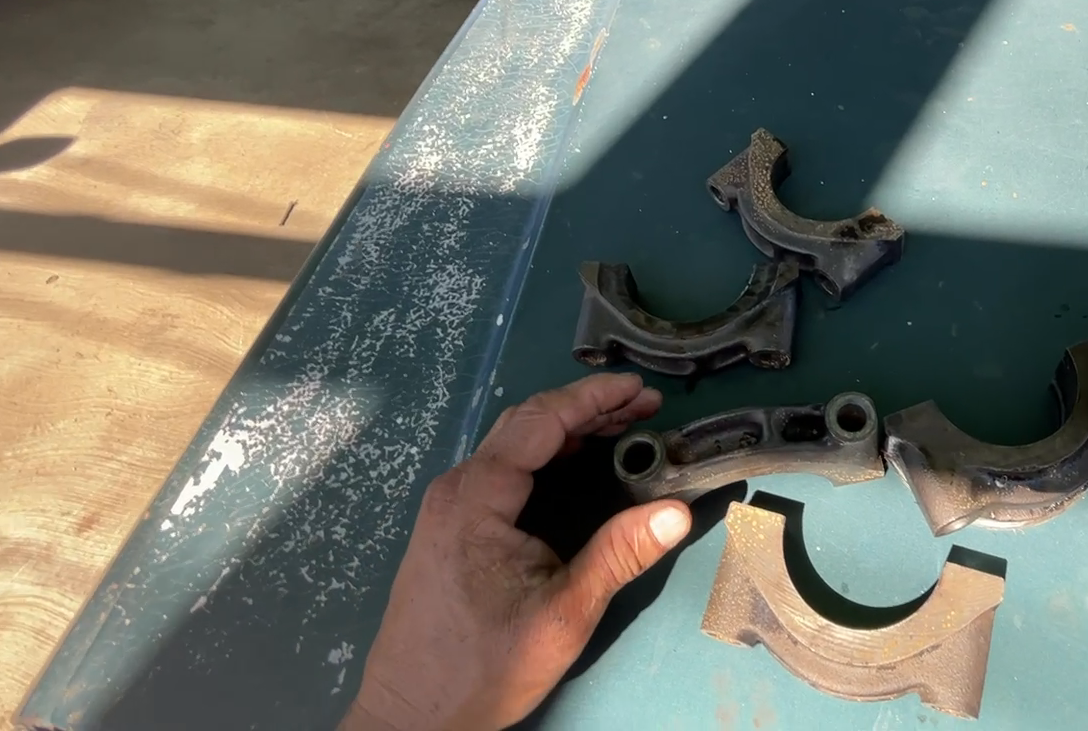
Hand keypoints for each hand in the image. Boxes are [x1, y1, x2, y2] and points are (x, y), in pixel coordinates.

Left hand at [344, 373, 691, 730]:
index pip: (542, 420)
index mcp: (478, 495)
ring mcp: (453, 502)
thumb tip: (678, 511)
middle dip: (591, 406)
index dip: (595, 397)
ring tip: (625, 422)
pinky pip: (508, 463)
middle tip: (645, 405)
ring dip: (572, 425)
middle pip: (530, 420)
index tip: (641, 389)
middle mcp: (459, 485)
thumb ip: (620, 555)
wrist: (409, 723)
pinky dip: (552, 449)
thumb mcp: (563, 614)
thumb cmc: (483, 669)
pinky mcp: (455, 521)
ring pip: (518, 440)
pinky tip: (582, 455)